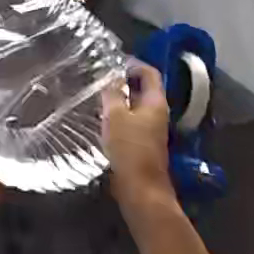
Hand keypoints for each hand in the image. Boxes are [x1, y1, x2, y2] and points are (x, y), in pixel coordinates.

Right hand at [102, 60, 174, 208]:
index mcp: (156, 103)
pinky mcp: (141, 145)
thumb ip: (113, 94)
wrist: (140, 191)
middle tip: (100, 77)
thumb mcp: (116, 117)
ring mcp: (150, 130)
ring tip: (95, 94)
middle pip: (142, 89)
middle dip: (123, 81)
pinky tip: (100, 118)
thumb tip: (110, 78)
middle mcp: (157, 114)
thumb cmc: (130, 150)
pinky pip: (130, 122)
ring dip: (118, 99)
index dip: (134, 64)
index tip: (113, 62)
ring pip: (135, 107)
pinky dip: (117, 116)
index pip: (150, 73)